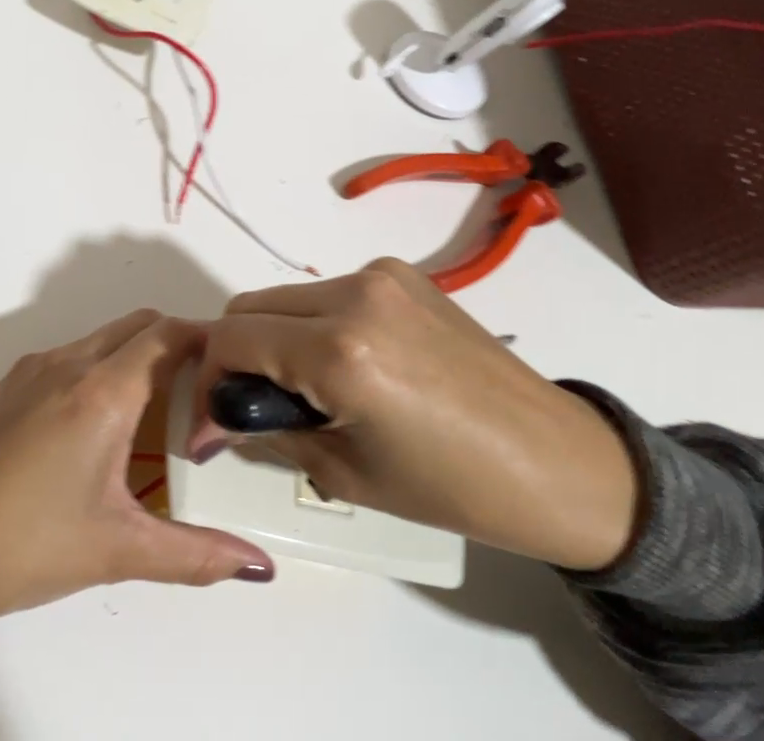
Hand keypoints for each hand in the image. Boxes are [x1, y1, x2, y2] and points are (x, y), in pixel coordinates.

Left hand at [0, 310, 274, 627]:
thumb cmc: (28, 545)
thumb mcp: (118, 550)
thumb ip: (196, 554)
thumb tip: (260, 569)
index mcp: (101, 392)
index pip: (169, 334)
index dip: (208, 342)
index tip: (234, 373)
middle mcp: (68, 364)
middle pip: (139, 325)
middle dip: (178, 345)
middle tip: (204, 396)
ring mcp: (32, 370)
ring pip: (103, 338)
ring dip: (137, 357)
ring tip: (161, 415)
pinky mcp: (9, 386)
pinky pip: (71, 356)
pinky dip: (102, 369)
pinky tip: (105, 425)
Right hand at [185, 259, 638, 570]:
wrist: (557, 462)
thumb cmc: (450, 487)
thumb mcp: (342, 471)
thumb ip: (265, 430)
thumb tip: (213, 422)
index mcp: (340, 350)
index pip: (230, 339)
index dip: (206, 382)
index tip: (210, 426)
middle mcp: (356, 295)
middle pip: (249, 308)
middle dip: (233, 358)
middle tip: (246, 410)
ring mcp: (383, 278)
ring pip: (286, 298)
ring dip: (273, 340)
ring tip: (299, 394)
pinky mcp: (404, 276)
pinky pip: (327, 294)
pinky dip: (311, 326)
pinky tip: (341, 369)